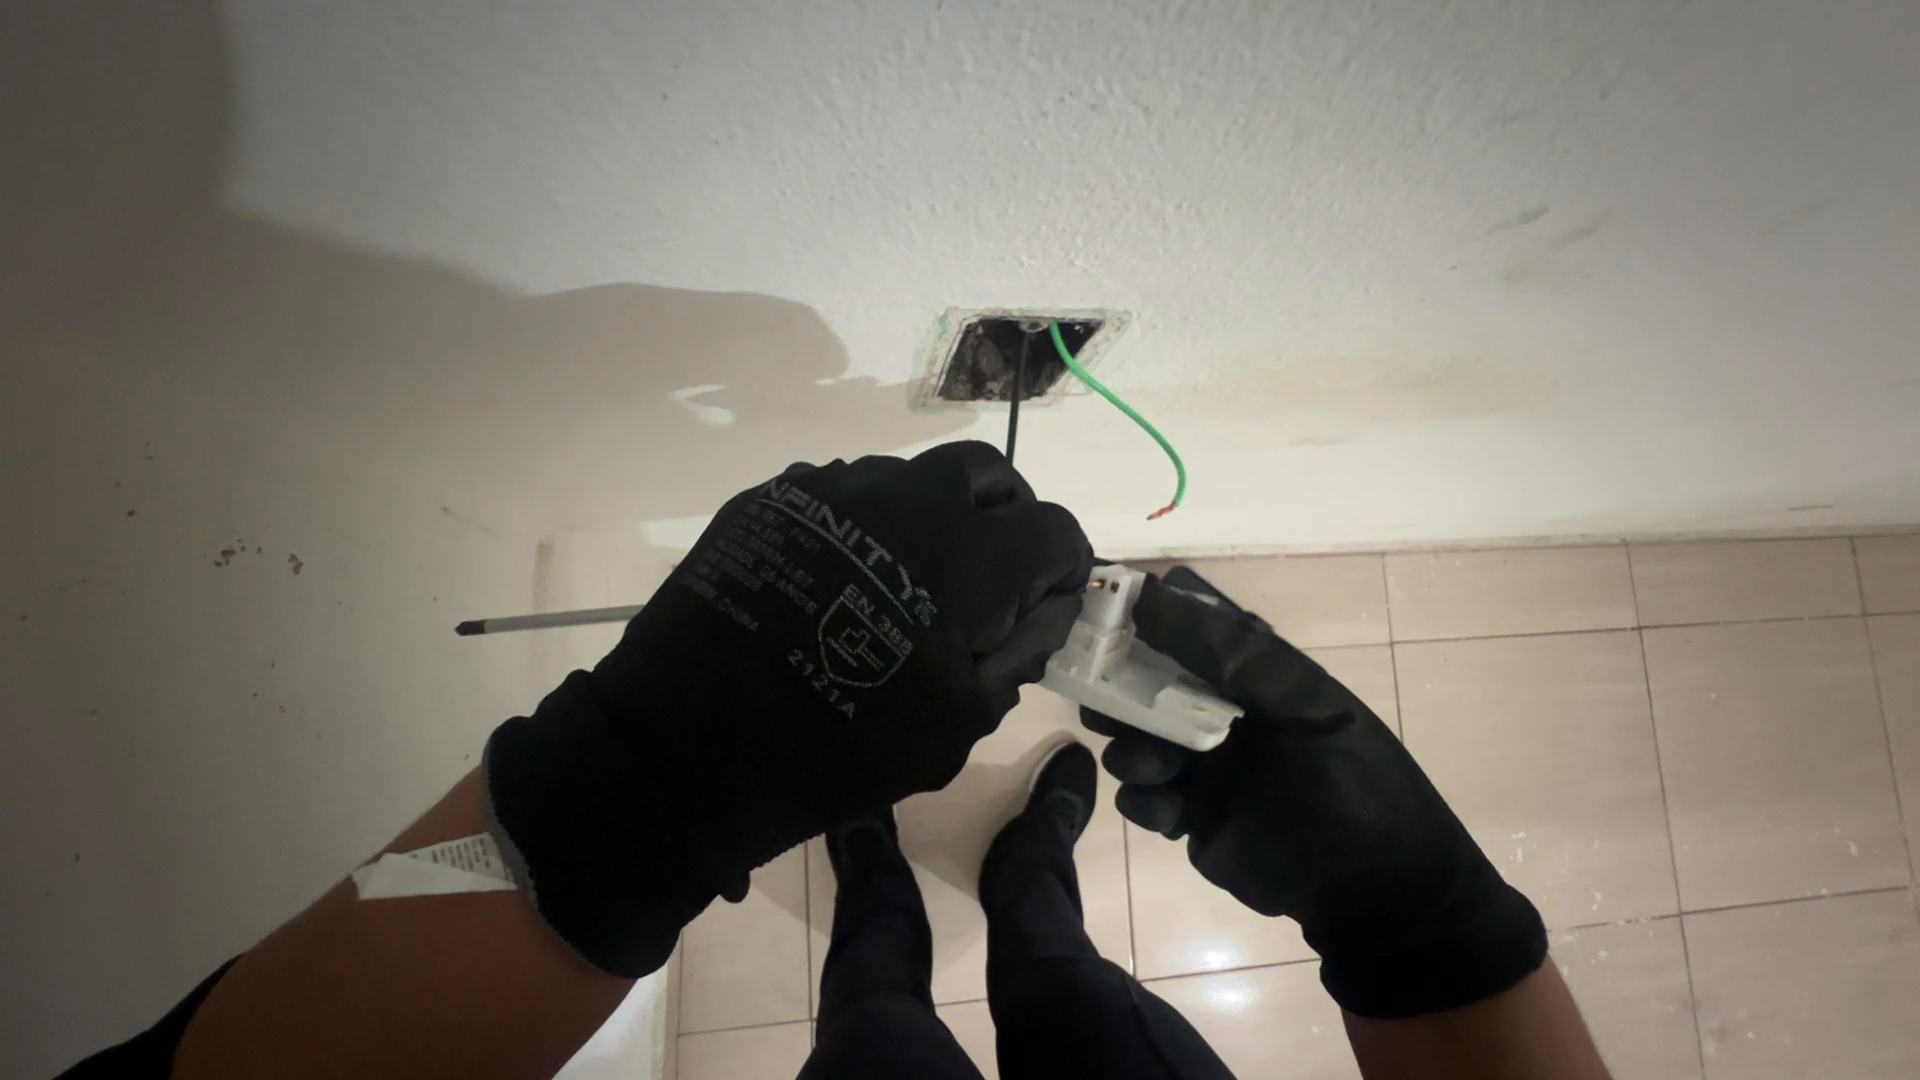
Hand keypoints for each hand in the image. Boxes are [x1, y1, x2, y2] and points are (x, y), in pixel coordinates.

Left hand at [486, 442, 1091, 975]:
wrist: (686, 746)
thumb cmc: (841, 747)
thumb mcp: (959, 721)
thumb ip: (1022, 647)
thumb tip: (1050, 600)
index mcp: (969, 555)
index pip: (1054, 527)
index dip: (1063, 564)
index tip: (1046, 597)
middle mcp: (912, 496)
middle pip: (991, 472)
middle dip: (1009, 514)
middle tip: (991, 573)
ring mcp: (838, 483)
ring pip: (919, 473)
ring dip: (937, 514)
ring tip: (909, 577)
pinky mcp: (779, 494)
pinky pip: (851, 485)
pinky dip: (873, 517)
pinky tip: (845, 572)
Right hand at [1084, 567, 1544, 1017]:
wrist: (1376, 893)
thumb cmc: (1351, 783)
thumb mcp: (1305, 707)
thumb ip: (1233, 654)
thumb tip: (1150, 599)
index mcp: (1245, 675)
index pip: (1179, 631)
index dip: (1138, 622)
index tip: (1099, 621)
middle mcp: (1212, 711)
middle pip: (1138, 686)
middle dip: (1115, 692)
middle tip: (1105, 704)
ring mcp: (1196, 765)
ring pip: (1130, 741)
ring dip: (1131, 750)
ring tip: (1160, 771)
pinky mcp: (1185, 815)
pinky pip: (1138, 798)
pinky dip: (1142, 800)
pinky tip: (1172, 813)